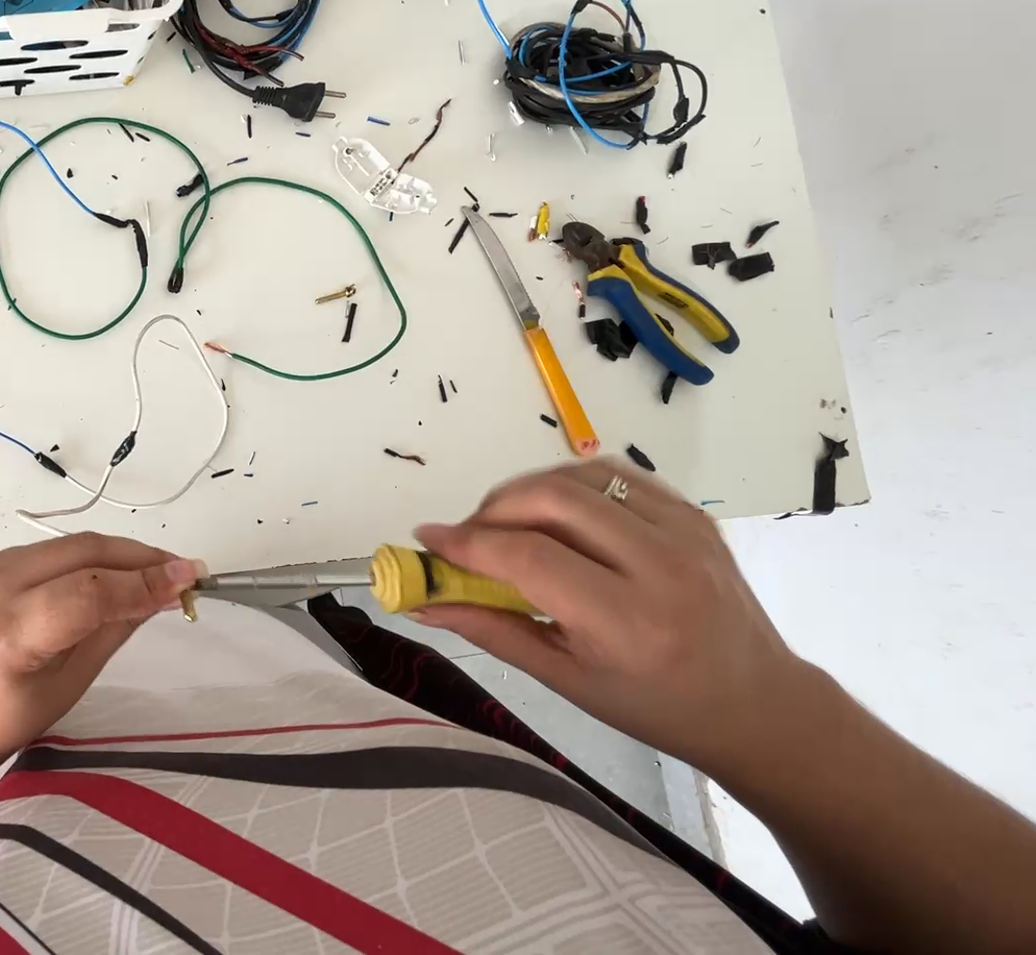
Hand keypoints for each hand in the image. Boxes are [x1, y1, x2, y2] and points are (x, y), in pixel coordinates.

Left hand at [0, 533, 203, 757]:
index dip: (142, 582)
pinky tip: (126, 569)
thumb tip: (166, 590)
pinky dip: (99, 555)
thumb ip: (117, 626)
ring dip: (124, 553)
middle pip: (84, 554)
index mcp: (8, 633)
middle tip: (185, 570)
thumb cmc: (14, 713)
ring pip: (76, 543)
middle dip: (141, 558)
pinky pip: (61, 548)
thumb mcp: (75, 679)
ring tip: (164, 569)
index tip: (189, 578)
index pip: (87, 593)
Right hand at [410, 461, 825, 773]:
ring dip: (524, 491)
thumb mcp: (564, 679)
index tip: (427, 541)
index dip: (467, 543)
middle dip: (490, 509)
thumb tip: (421, 602)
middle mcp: (663, 567)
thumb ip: (489, 629)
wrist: (760, 704)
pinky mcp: (692, 515)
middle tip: (467, 536)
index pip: (528, 557)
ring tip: (506, 524)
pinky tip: (551, 514)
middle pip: (550, 499)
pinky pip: (612, 475)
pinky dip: (565, 485)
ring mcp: (685, 533)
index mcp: (629, 624)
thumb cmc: (654, 705)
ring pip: (577, 477)